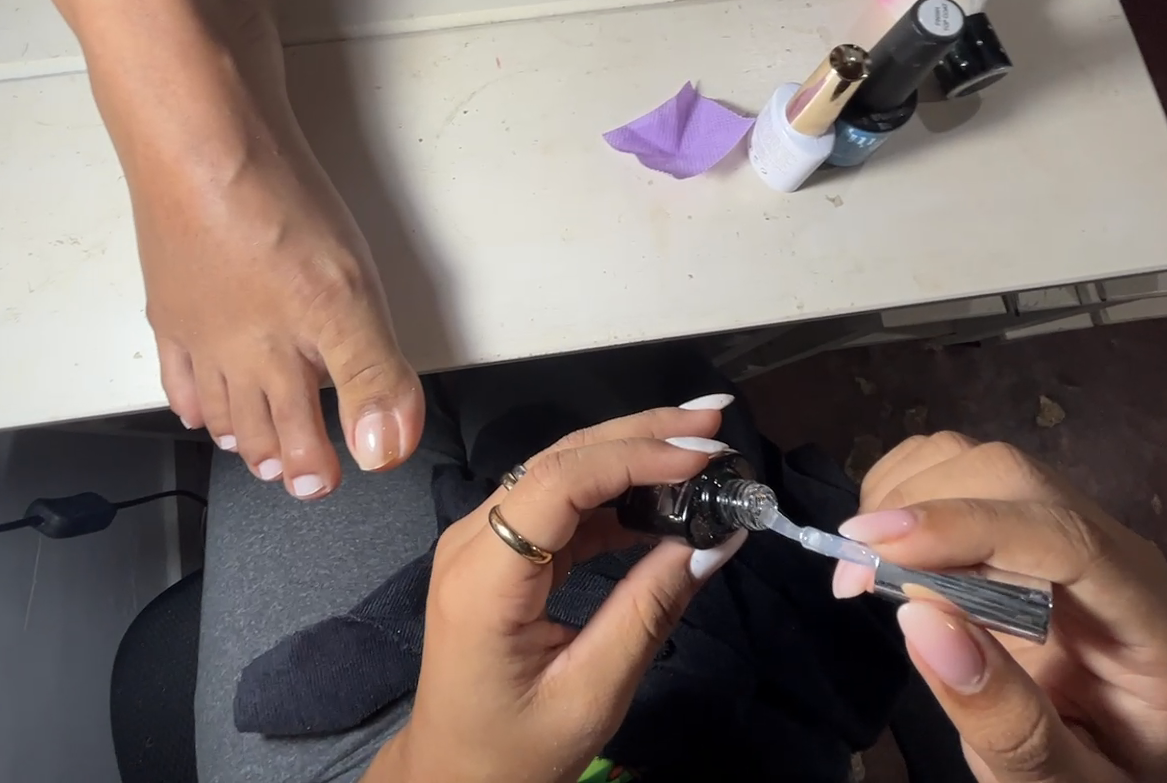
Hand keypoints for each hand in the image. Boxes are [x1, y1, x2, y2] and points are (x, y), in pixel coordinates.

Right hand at [101, 0, 424, 498]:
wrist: (197, 126)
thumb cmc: (271, 212)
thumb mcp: (345, 297)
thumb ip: (368, 375)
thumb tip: (382, 456)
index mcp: (268, 357)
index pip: (292, 430)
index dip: (312, 461)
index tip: (323, 484)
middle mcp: (223, 344)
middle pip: (250, 414)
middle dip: (274, 448)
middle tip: (286, 473)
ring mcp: (190, 307)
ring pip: (210, 386)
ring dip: (230, 420)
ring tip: (238, 443)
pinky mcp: (173, 265)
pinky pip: (174, 343)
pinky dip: (185, 376)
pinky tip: (187, 381)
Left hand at [367, 404, 745, 782]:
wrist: (451, 775)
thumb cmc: (514, 751)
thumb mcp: (591, 694)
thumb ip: (649, 611)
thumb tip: (714, 542)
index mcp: (485, 574)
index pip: (559, 482)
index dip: (633, 456)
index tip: (702, 456)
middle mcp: (474, 536)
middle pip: (560, 458)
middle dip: (640, 433)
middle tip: (711, 420)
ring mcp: (483, 536)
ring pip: (562, 470)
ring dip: (631, 452)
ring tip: (697, 447)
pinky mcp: (501, 547)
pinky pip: (561, 503)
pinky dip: (615, 492)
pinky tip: (661, 495)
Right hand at [837, 433, 1166, 781]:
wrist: (1071, 757)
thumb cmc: (1070, 776)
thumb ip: (1004, 720)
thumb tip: (921, 618)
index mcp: (1165, 635)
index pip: (1071, 541)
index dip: (965, 529)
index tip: (874, 548)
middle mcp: (1128, 559)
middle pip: (1017, 483)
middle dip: (919, 512)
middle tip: (854, 571)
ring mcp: (1074, 523)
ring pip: (977, 461)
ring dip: (900, 498)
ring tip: (864, 565)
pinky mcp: (1022, 507)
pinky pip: (953, 460)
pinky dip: (898, 486)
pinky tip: (884, 542)